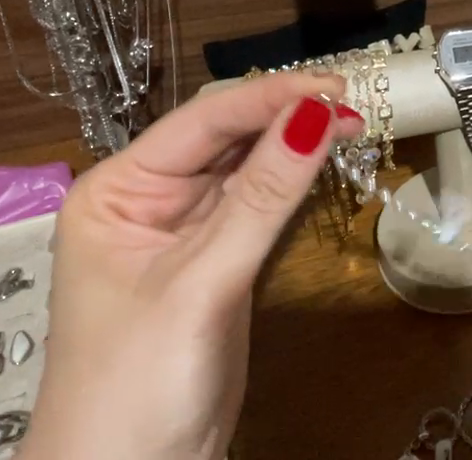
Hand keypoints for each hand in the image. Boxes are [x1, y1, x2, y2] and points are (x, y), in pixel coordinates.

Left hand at [21, 74, 361, 459]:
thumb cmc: (138, 385)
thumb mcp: (201, 282)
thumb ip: (262, 196)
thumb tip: (317, 114)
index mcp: (119, 190)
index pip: (203, 122)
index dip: (270, 97)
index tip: (334, 87)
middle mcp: (149, 198)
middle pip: (226, 136)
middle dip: (286, 114)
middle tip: (353, 102)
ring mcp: (185, 228)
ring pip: (247, 164)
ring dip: (295, 142)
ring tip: (350, 121)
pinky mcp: (218, 257)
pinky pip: (260, 200)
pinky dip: (294, 179)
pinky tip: (324, 158)